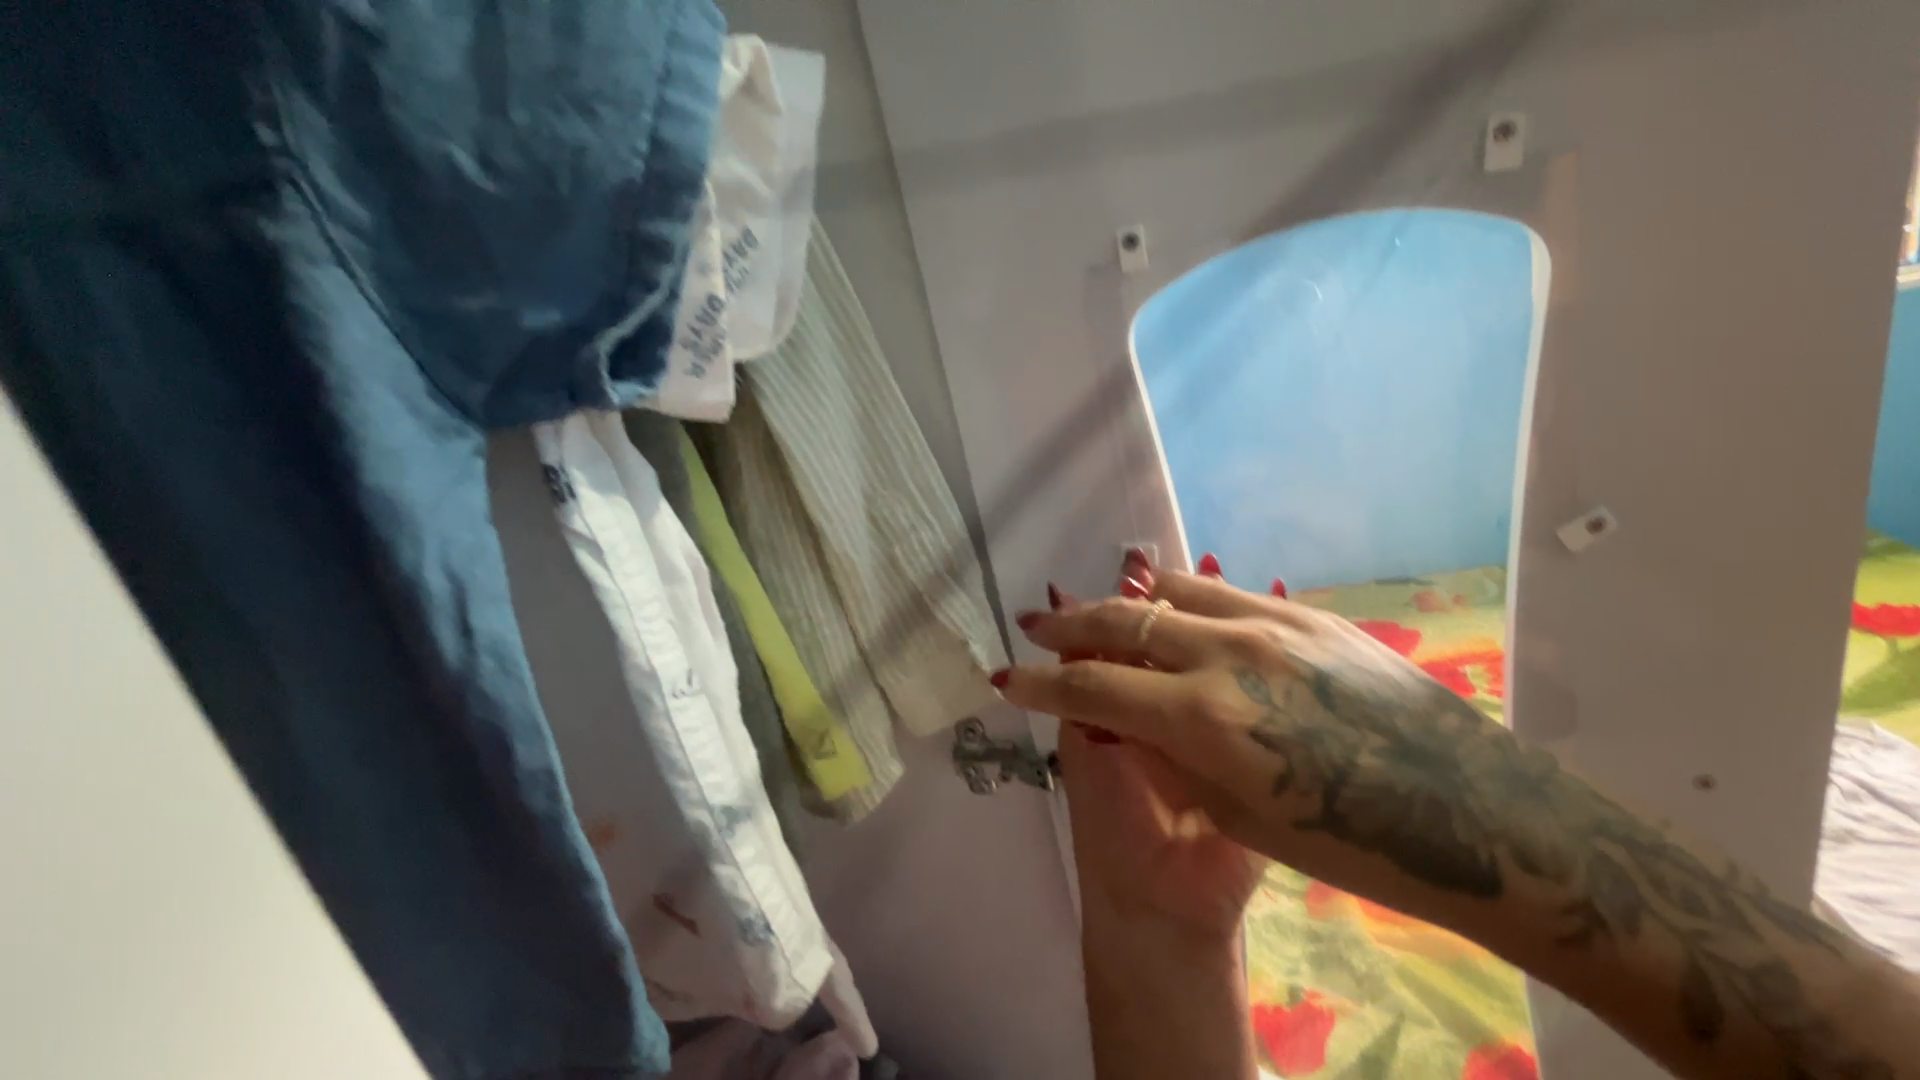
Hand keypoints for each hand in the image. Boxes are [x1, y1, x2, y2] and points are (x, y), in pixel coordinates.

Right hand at [1001, 553, 1532, 923]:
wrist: (1476, 817)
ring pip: (1174, 591)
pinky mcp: (1311, 615)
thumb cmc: (1349, 844)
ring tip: (1099, 604)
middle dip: (1070, 624)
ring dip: (1125, 599)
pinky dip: (1185, 595)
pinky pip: (1227, 593)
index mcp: (1203, 720)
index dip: (1042, 684)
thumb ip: (1170, 753)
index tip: (1010, 680)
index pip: (1094, 687)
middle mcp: (1228, 655)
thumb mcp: (1236, 813)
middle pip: (1123, 622)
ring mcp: (1273, 624)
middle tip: (1035, 623)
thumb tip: (1124, 714)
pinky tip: (1175, 601)